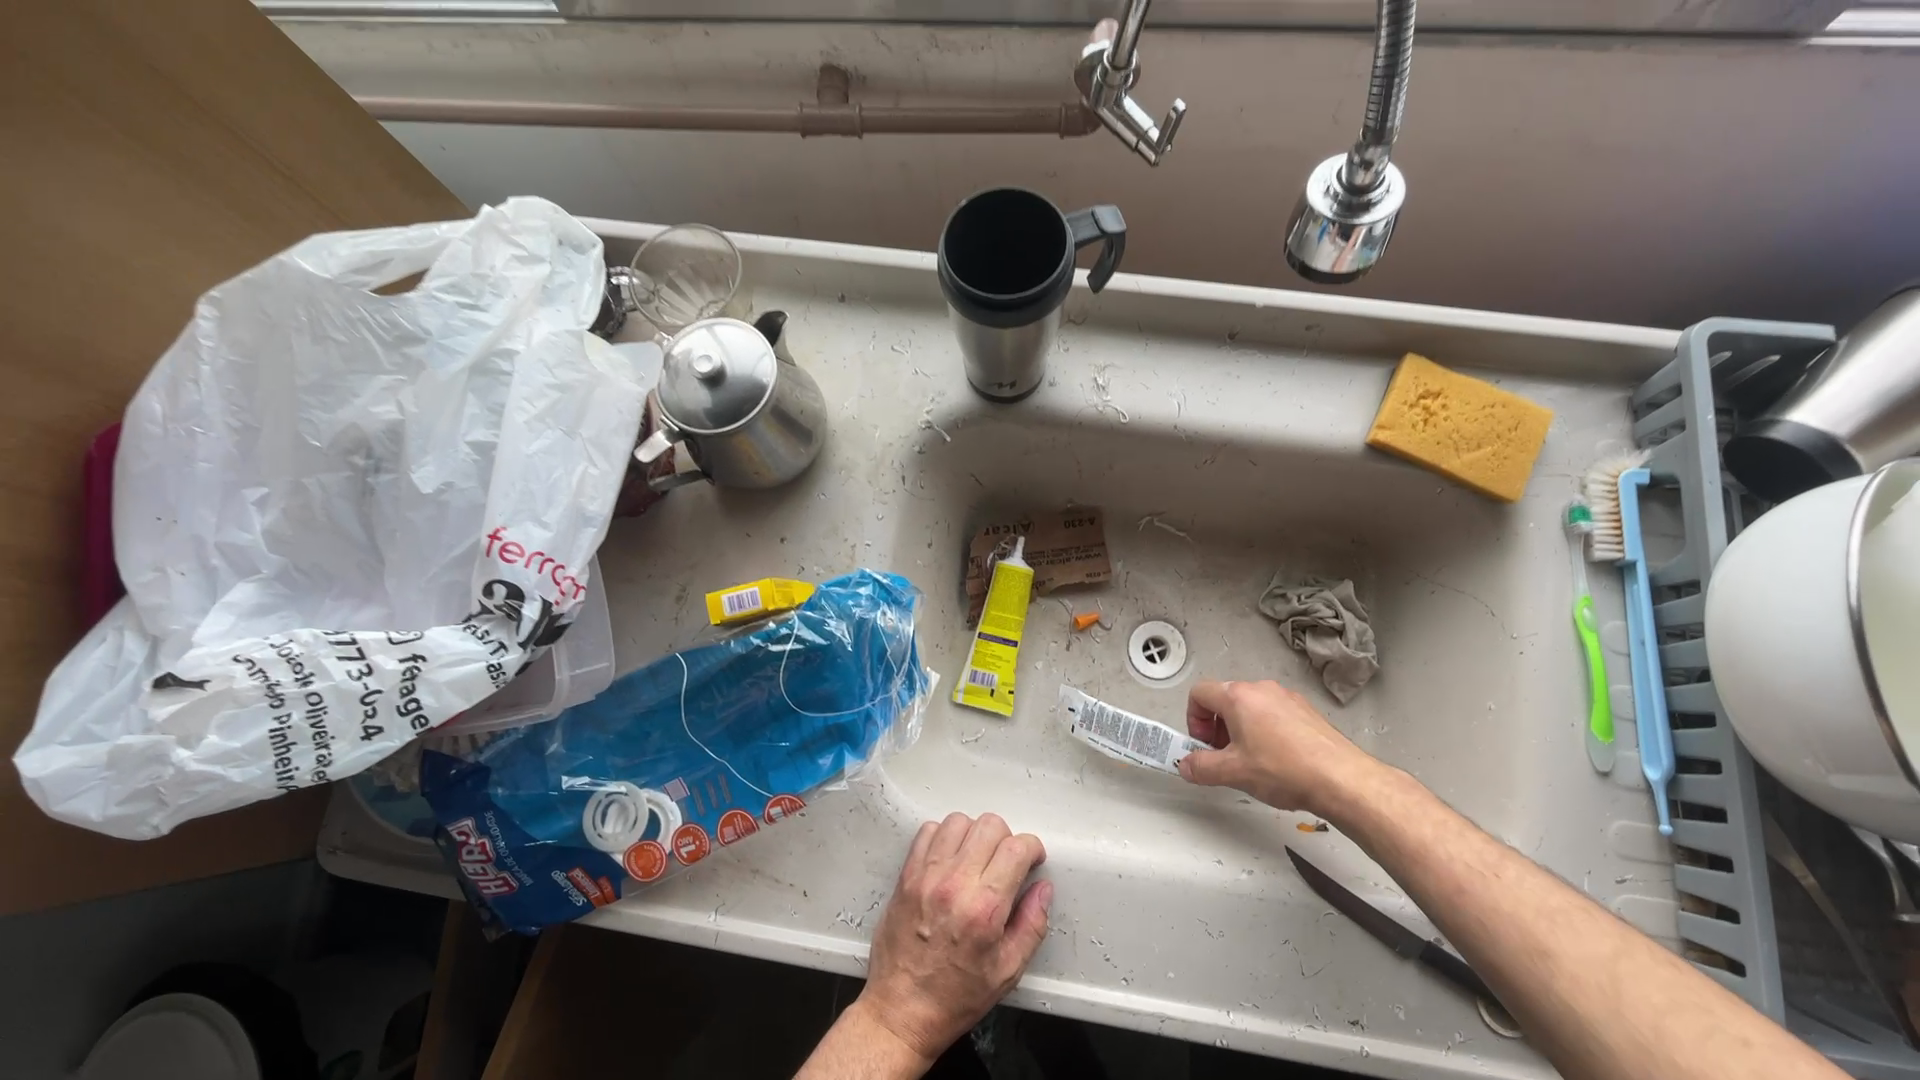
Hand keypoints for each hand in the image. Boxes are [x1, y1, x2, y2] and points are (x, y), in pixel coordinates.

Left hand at [853, 813, 1051, 1064]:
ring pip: (959, 821)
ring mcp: (926, 876)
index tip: (1033, 860)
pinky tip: (951, 860)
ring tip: (978, 859)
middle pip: (990, 825)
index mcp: (984, 908)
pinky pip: (928, 832)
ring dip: (974, 835)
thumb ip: (1032, 925)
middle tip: (1007, 862)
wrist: (902, 1011)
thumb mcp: (1007, 971)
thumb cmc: (953, 997)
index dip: (1032, 848)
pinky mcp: (906, 876)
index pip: (1016, 848)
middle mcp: (954, 884)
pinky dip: (944, 837)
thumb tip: (1043, 889)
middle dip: (1007, 839)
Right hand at [1176, 679, 1383, 815]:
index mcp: (1239, 697)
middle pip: (1225, 699)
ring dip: (1241, 730)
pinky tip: (1276, 762)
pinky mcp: (1306, 712)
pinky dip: (1265, 732)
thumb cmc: (1286, 769)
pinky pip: (1274, 715)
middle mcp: (1262, 690)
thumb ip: (1201, 767)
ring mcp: (1288, 699)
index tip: (1202, 744)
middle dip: (1216, 728)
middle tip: (1222, 756)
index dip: (1194, 720)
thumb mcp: (1233, 772)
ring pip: (1250, 708)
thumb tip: (1187, 766)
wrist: (1341, 779)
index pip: (1200, 693)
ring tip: (1250, 762)